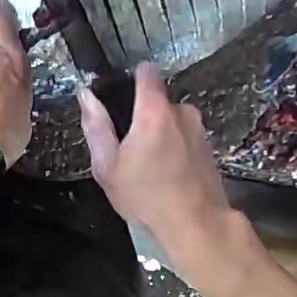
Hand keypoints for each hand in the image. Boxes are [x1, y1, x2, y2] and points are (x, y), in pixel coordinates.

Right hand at [78, 62, 231, 256]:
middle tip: (129, 150)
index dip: (133, 79)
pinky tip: (167, 176)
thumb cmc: (146, 197)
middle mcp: (182, 112)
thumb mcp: (108, 167)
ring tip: (149, 168)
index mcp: (155, 112)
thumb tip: (87, 96)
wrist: (196, 224)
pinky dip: (175, 150)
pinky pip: (185, 138)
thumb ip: (96, 127)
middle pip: (157, 102)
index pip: (147, 72)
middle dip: (144, 119)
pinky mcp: (210, 147)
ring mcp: (200, 130)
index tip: (121, 98)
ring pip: (172, 122)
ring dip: (160, 136)